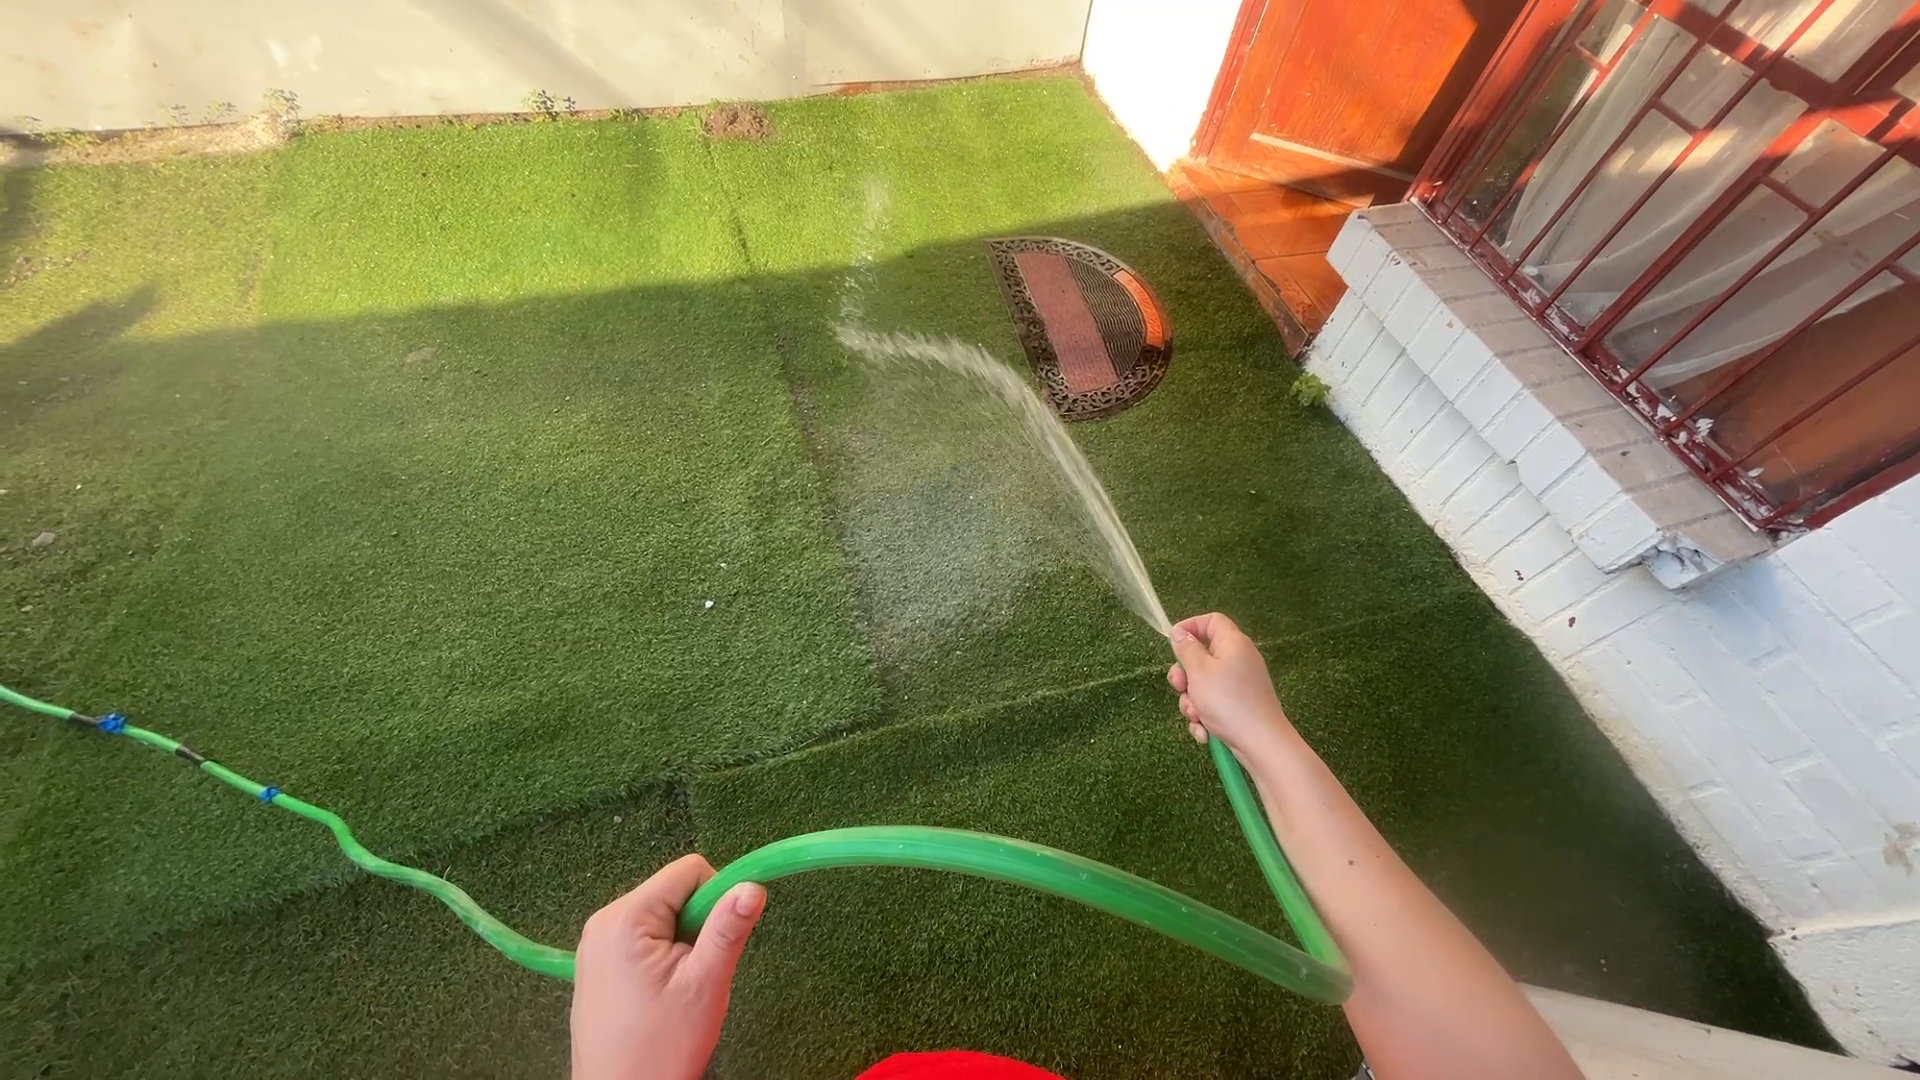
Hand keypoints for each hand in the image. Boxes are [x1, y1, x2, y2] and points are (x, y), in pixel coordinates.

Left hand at [571, 854, 766, 1079]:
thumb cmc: (662, 1046)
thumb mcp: (705, 984)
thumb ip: (728, 928)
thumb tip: (754, 884)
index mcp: (625, 916)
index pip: (690, 870)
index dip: (716, 898)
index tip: (716, 943)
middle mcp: (604, 919)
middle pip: (676, 891)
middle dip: (698, 923)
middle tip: (697, 972)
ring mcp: (597, 942)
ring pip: (665, 913)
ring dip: (684, 939)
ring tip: (680, 986)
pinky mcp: (598, 963)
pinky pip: (647, 934)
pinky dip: (665, 953)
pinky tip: (662, 992)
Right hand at [1167, 612, 1295, 758]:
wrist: (1261, 743)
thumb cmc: (1228, 701)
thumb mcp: (1199, 671)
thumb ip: (1186, 649)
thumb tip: (1179, 632)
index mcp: (1233, 644)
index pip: (1211, 621)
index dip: (1191, 627)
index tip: (1174, 643)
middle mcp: (1238, 660)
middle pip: (1202, 656)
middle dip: (1185, 675)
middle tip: (1180, 686)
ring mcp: (1239, 685)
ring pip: (1203, 684)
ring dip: (1192, 701)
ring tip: (1196, 716)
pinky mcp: (1238, 706)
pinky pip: (1213, 703)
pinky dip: (1204, 716)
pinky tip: (1204, 731)